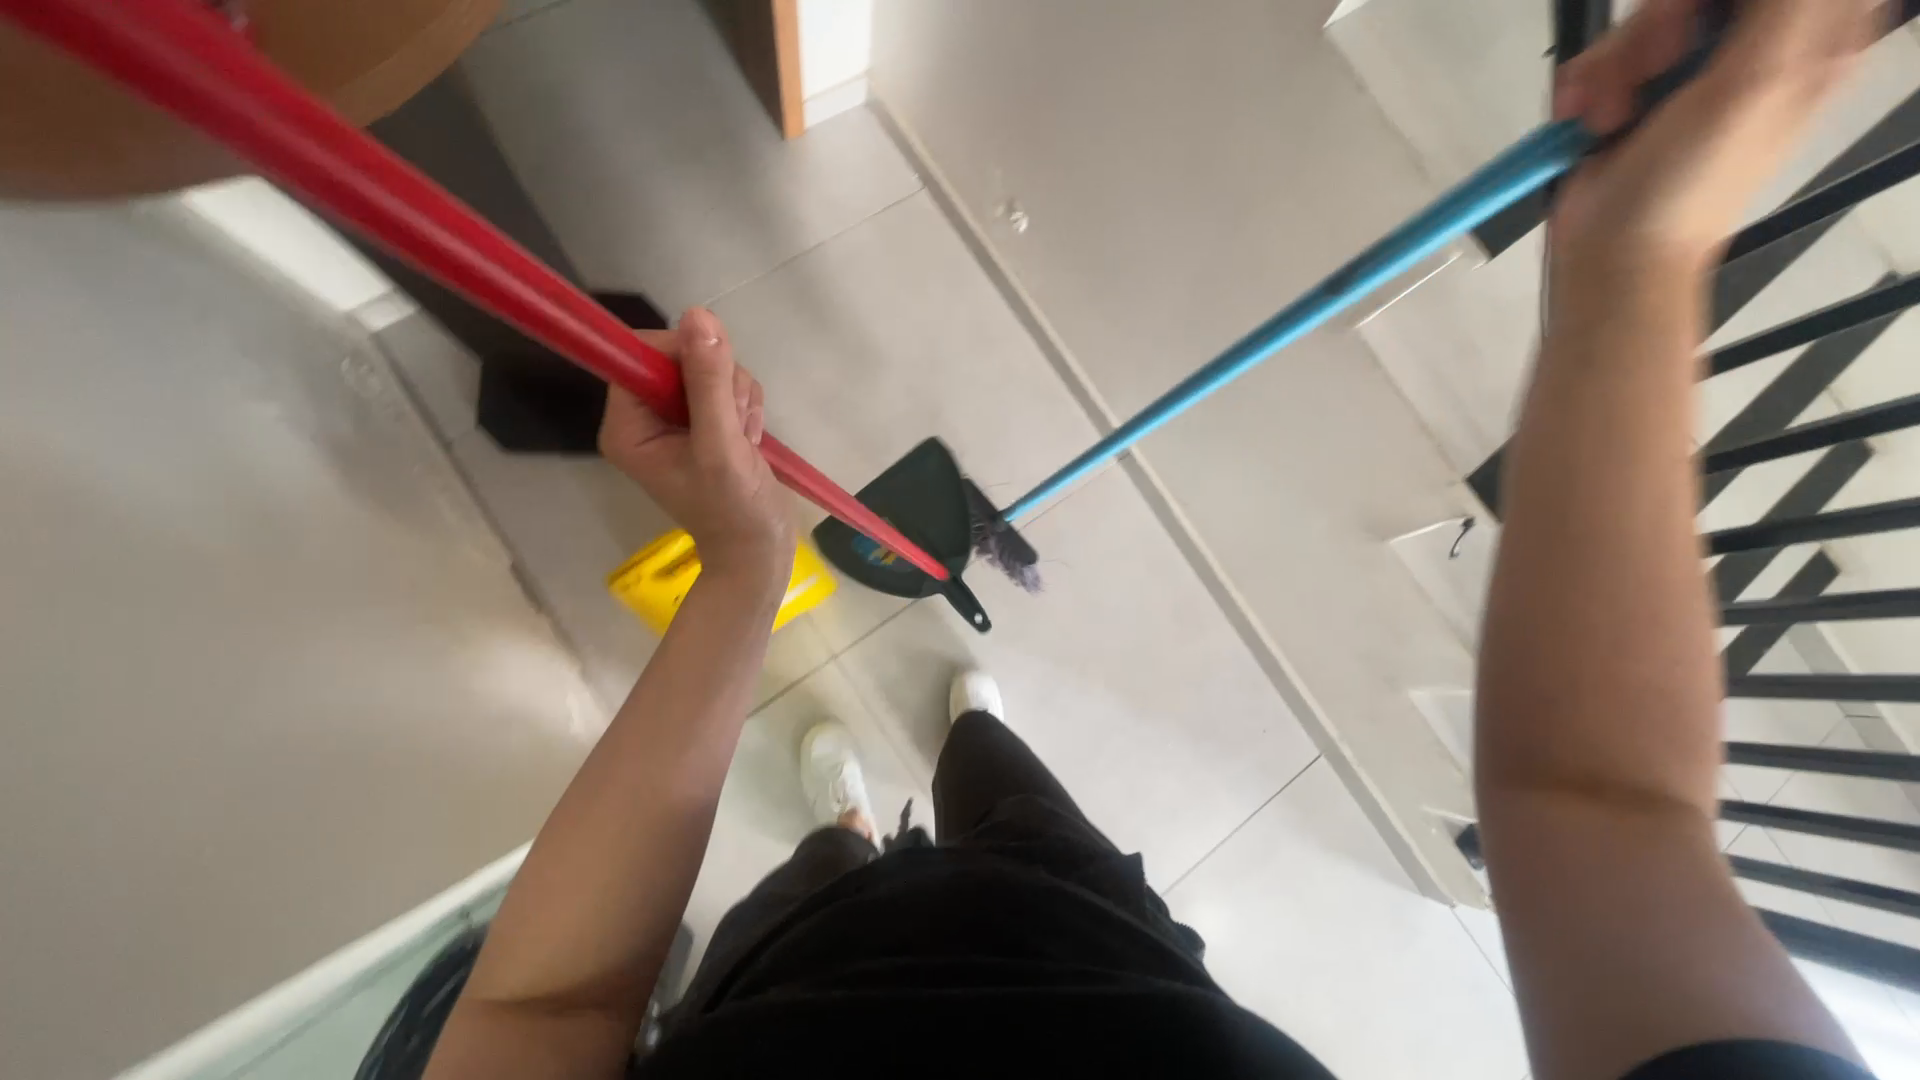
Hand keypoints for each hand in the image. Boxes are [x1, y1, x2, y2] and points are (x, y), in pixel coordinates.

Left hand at [599, 307, 794, 578]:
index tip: (716, 377)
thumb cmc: (734, 510)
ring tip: (744, 438)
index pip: (641, 355)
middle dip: (719, 381)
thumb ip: (709, 383)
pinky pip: (727, 387)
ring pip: (710, 370)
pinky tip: (750, 440)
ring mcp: (677, 421)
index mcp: (628, 426)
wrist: (760, 551)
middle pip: (680, 357)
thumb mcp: (721, 446)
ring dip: (738, 396)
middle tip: (735, 422)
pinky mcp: (706, 424)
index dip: (681, 353)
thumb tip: (699, 315)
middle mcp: (646, 418)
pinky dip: (747, 407)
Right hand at [1551, 0, 1873, 272]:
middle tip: (1654, 71)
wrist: (1613, 252)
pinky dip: (1582, 89)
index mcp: (1804, 35)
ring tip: (1607, 119)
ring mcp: (1679, 73)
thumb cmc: (1687, 183)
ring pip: (1642, 21)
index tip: (1698, 26)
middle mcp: (1744, 46)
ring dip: (1610, 67)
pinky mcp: (1622, 97)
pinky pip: (1598, 61)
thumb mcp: (1761, 79)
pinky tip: (1586, 123)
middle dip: (1658, 26)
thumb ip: (1785, 7)